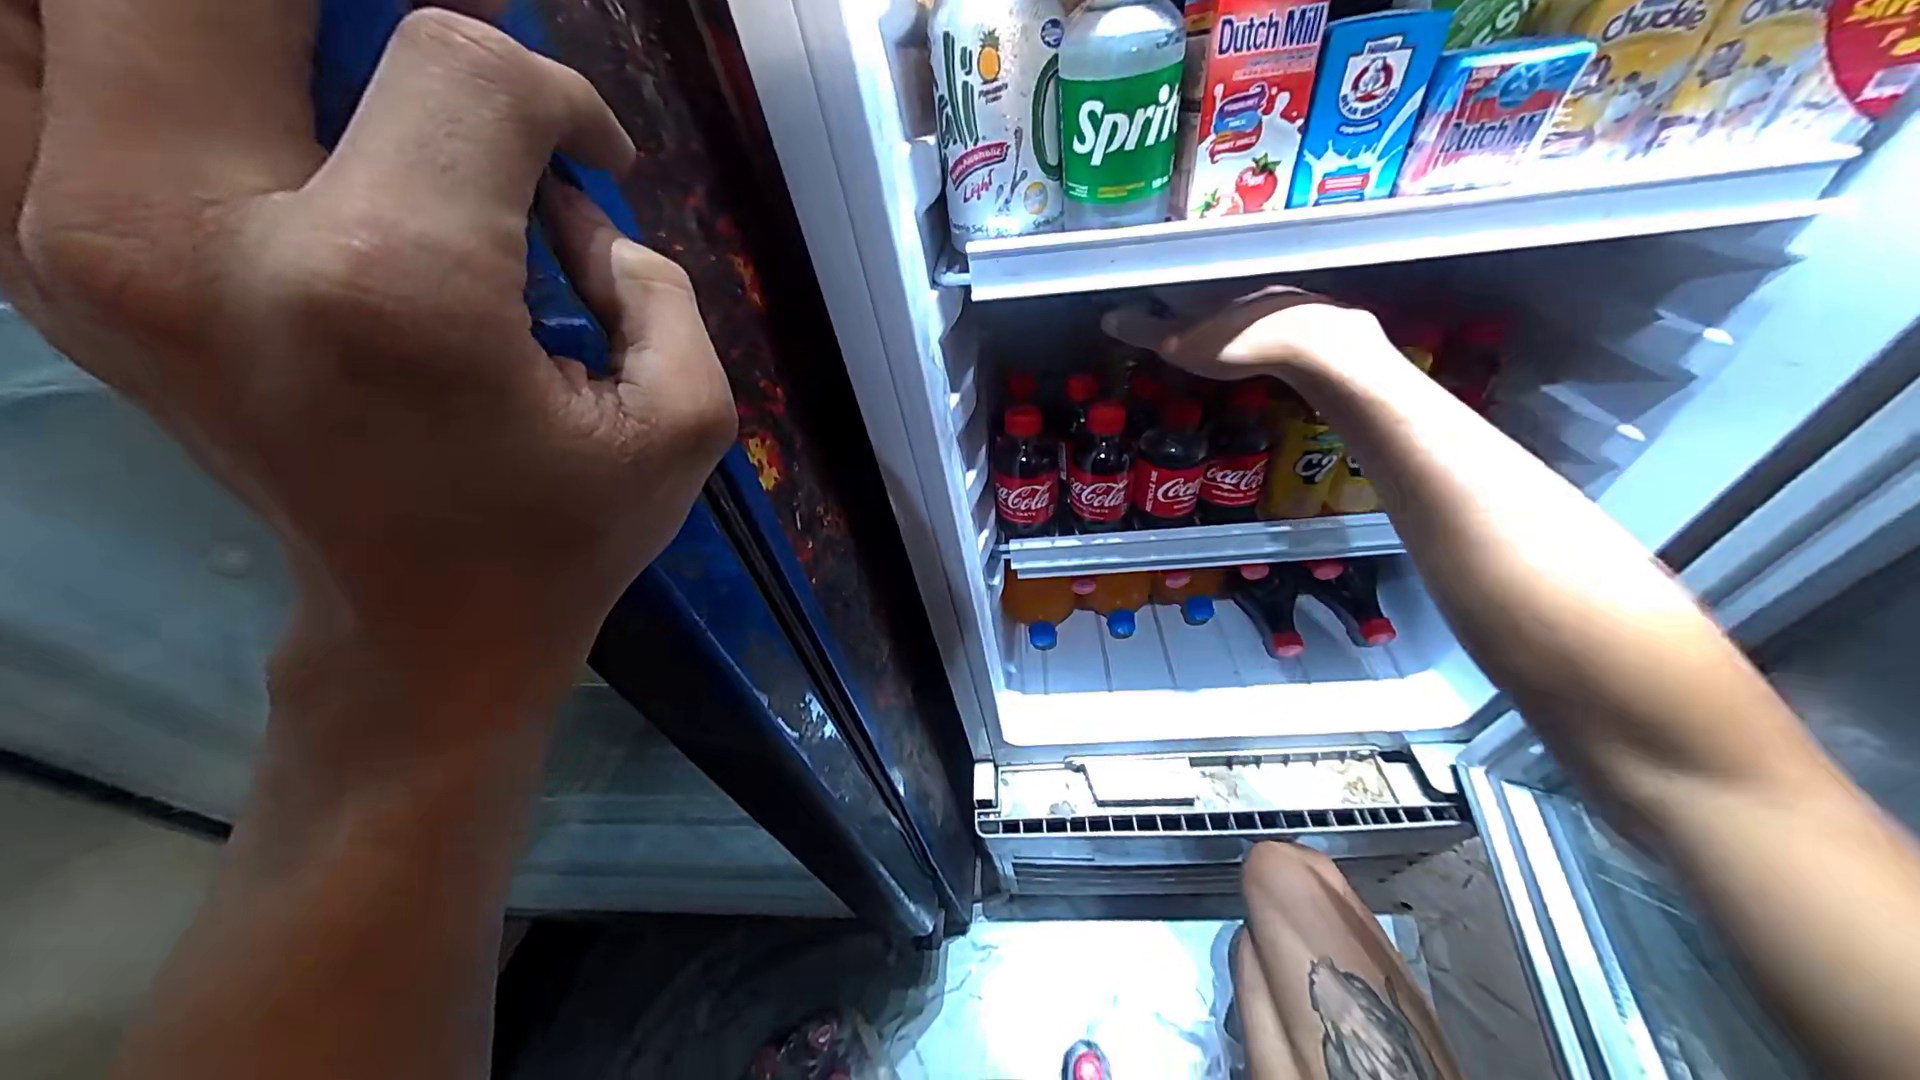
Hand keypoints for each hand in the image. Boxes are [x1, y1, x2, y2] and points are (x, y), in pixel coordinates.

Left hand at [0, 5, 735, 711]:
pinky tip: (263, 123)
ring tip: (364, 101)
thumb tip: (567, 201)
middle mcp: (195, 234)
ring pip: (80, 4)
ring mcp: (76, 237)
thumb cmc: (574, 532)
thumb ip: (656, 281)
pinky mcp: (43, 256)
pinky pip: (28, 66)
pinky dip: (144, 61)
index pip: (463, 73)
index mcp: (396, 290)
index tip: (598, 159)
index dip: (559, 93)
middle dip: (381, 6)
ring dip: (250, 29)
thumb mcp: (685, 420)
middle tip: (465, 76)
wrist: (434, 627)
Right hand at [1150, 286, 1398, 381]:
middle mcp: (1228, 277)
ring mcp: (1263, 287)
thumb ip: (1143, 330)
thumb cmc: (1235, 342)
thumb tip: (1106, 317)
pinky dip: (1243, 312)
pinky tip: (1244, 325)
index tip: (1134, 292)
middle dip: (1181, 292)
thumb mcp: (1178, 343)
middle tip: (1167, 303)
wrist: (1312, 343)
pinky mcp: (1291, 303)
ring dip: (1214, 300)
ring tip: (1203, 316)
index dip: (1148, 286)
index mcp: (1197, 284)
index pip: (1164, 279)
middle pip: (1197, 282)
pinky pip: (1255, 303)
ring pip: (1229, 290)